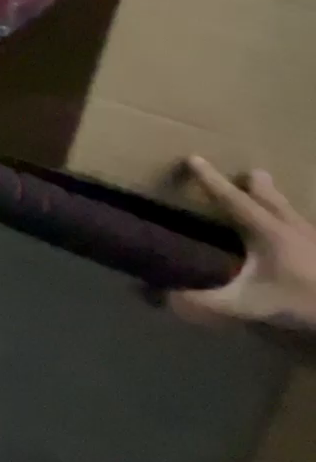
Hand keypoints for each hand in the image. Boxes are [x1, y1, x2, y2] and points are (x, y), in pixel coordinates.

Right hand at [168, 156, 315, 334]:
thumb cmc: (302, 303)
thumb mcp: (247, 304)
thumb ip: (203, 301)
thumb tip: (160, 294)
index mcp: (268, 233)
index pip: (233, 199)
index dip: (211, 179)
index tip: (194, 157)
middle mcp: (295, 231)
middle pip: (274, 203)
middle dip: (261, 188)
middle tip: (254, 173)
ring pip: (295, 217)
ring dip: (281, 206)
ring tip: (273, 200)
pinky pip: (309, 234)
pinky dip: (297, 228)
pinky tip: (299, 236)